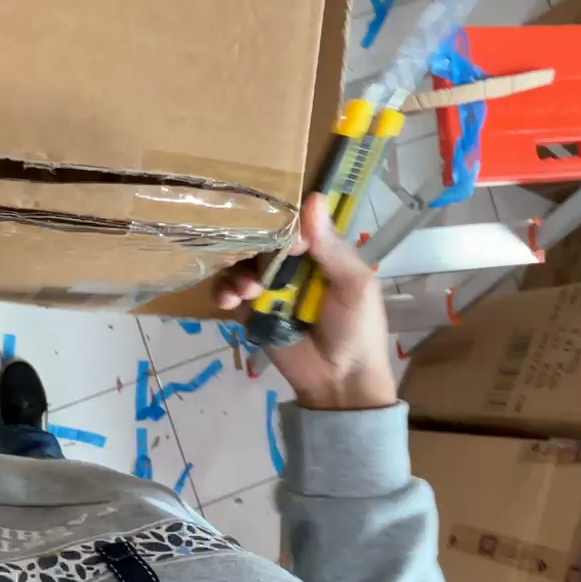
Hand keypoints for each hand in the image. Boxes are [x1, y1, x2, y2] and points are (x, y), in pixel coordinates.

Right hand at [214, 193, 398, 410]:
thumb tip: (313, 199)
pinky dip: (223, 292)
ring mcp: (270, 289)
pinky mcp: (252, 313)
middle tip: (258, 267)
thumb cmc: (357, 329)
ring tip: (245, 293)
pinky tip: (228, 302)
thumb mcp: (355, 285)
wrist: (339, 382)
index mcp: (321, 253)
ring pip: (241, 265)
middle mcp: (293, 266)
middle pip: (261, 241)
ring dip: (236, 273)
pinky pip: (230, 293)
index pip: (294, 224)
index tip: (282, 236)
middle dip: (252, 249)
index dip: (281, 223)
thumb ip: (332, 247)